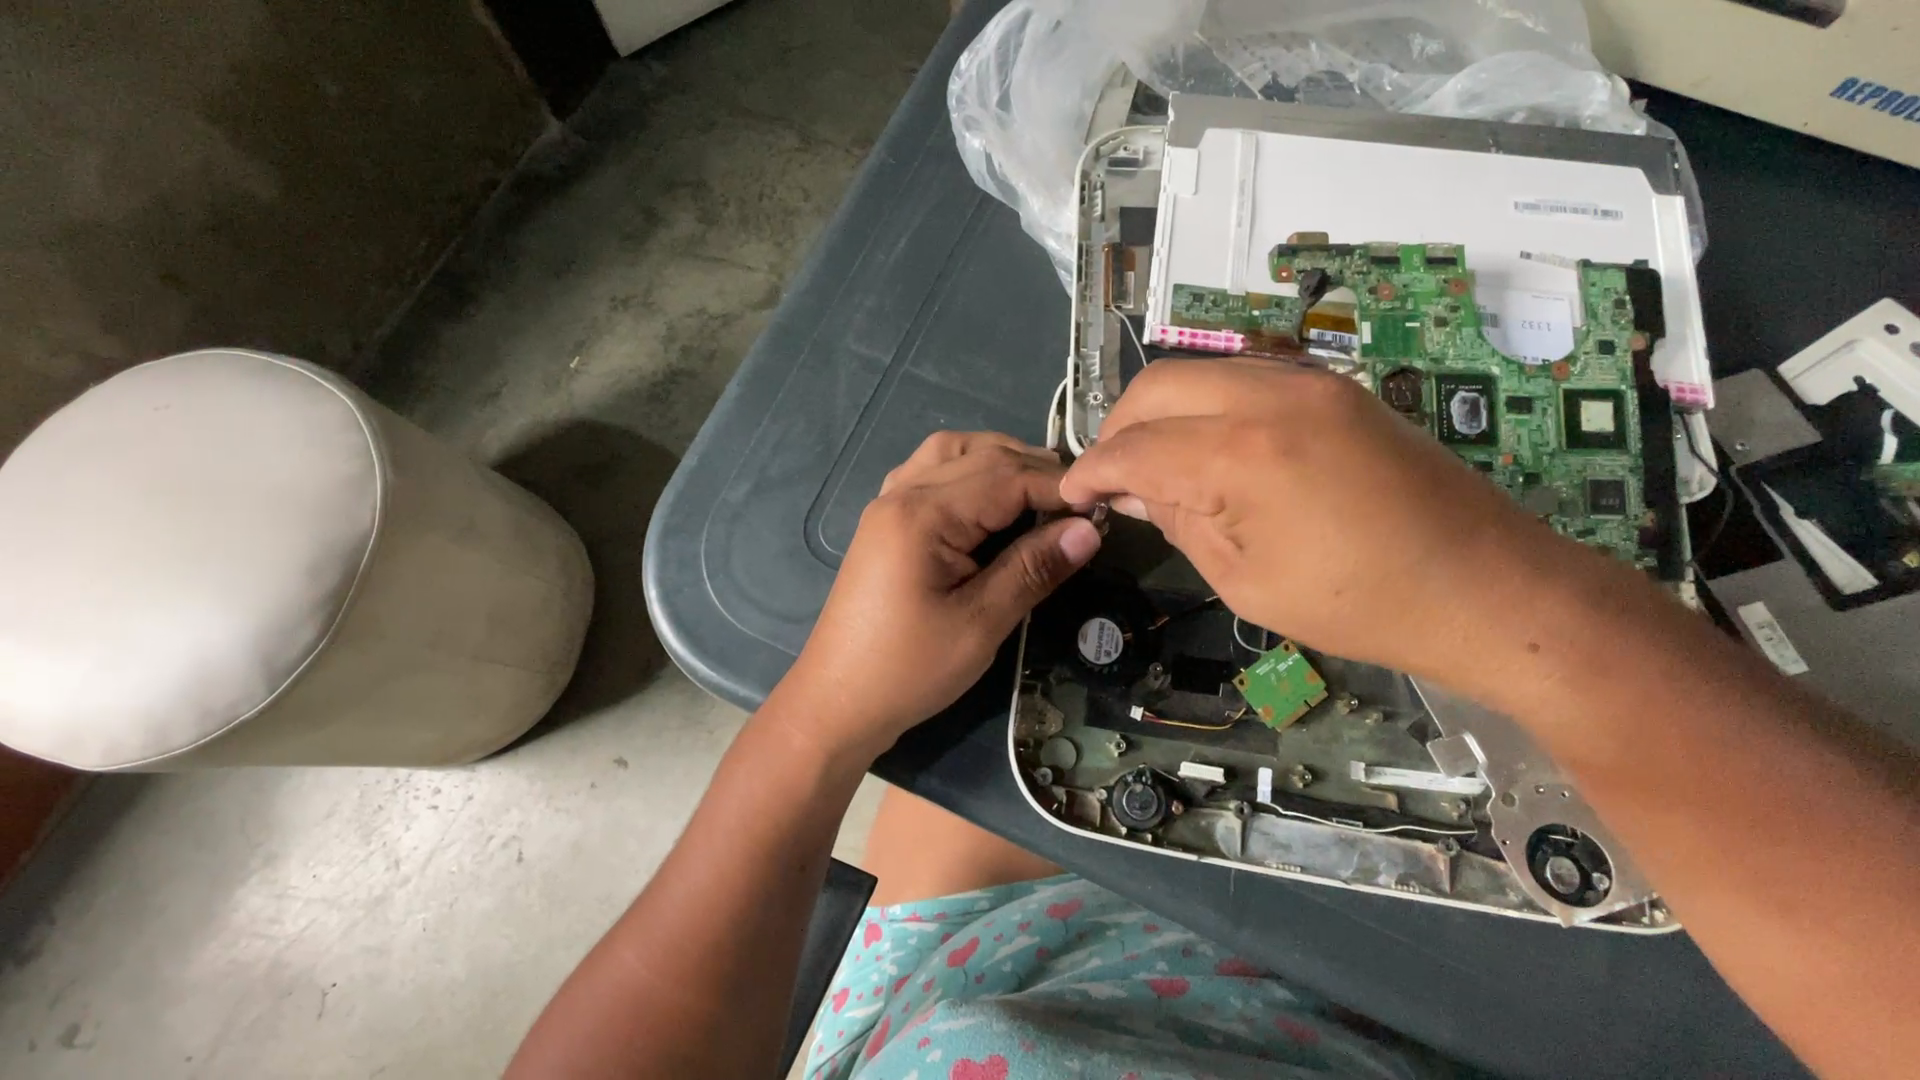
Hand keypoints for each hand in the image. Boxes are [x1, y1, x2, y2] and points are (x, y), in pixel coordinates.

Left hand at [773, 432, 1102, 760]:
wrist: (837, 702)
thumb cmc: (908, 669)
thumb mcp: (980, 624)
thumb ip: (1033, 569)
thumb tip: (1089, 529)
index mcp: (923, 514)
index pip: (1006, 476)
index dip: (1058, 486)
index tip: (1102, 508)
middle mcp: (902, 493)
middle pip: (980, 454)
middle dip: (1035, 469)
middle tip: (1079, 504)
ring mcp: (887, 504)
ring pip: (952, 453)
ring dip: (1000, 461)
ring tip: (1040, 494)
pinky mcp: (885, 523)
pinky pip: (930, 474)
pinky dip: (968, 472)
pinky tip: (989, 503)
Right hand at [1060, 358, 1573, 677]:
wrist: (1486, 586)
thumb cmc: (1358, 605)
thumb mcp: (1244, 581)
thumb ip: (1179, 521)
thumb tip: (1133, 492)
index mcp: (1242, 454)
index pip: (1135, 446)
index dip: (1092, 471)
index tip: (1071, 493)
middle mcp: (1270, 394)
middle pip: (1158, 385)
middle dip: (1119, 429)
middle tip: (1111, 479)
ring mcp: (1309, 382)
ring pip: (1200, 371)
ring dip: (1162, 412)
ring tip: (1155, 466)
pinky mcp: (1335, 387)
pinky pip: (1244, 378)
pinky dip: (1207, 407)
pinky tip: (1208, 450)